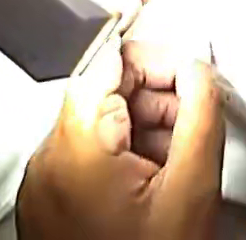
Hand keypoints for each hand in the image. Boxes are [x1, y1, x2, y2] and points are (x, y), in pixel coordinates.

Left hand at [17, 36, 225, 239]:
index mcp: (73, 146)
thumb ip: (201, 109)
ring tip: (180, 153)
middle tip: (194, 114)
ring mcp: (43, 183)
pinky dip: (129, 147)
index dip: (149, 46)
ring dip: (148, 120)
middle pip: (107, 86)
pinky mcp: (49, 202)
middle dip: (158, 91)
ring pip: (104, 117)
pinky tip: (158, 172)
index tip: (179, 43)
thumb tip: (199, 65)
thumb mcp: (192, 185)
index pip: (106, 59)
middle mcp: (46, 158)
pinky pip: (93, 149)